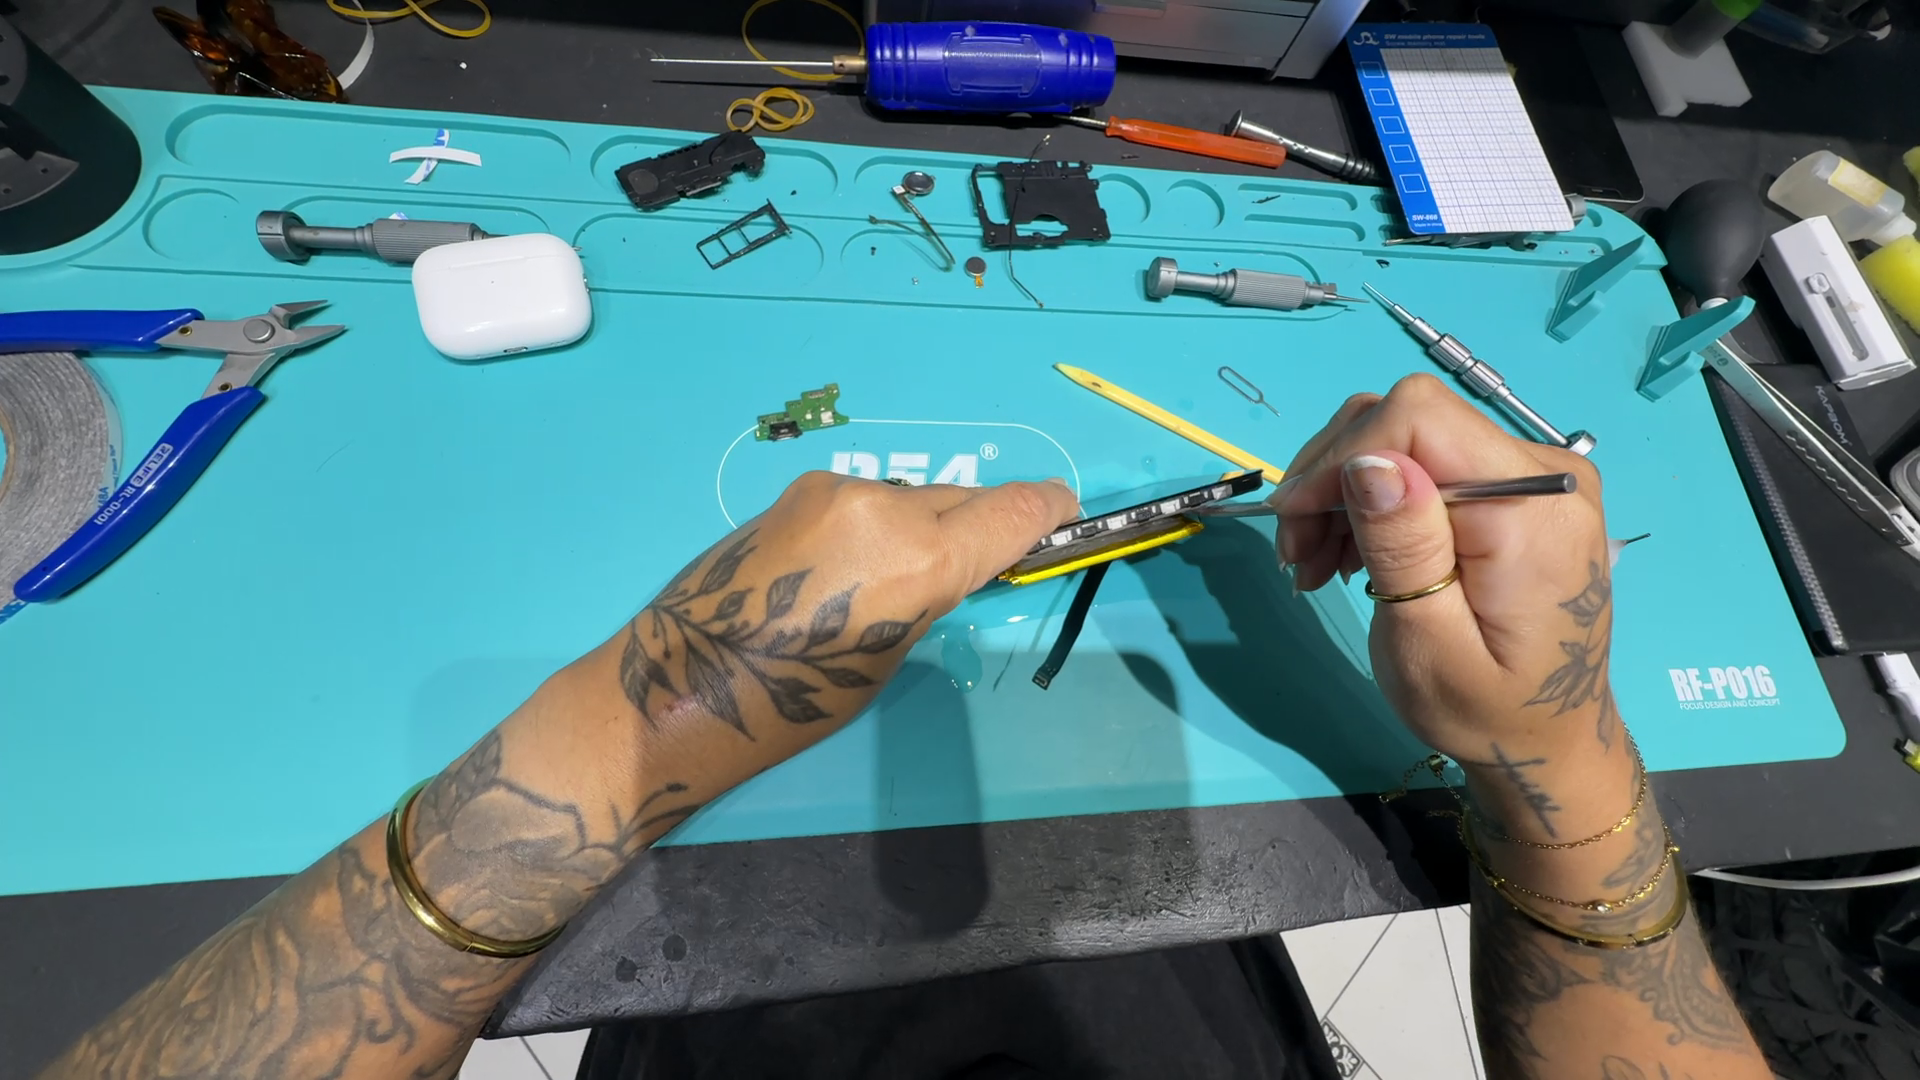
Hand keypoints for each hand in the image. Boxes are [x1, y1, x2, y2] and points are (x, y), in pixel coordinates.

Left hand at [584, 471, 1080, 787]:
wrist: (679, 682)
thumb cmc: (795, 702)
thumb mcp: (891, 654)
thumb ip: (933, 590)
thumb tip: (956, 557)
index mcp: (917, 559)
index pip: (1012, 512)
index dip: (1049, 511)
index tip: (1066, 514)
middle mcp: (882, 505)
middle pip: (966, 498)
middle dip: (986, 525)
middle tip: (987, 561)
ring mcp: (836, 488)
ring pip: (917, 496)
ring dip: (929, 524)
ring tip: (898, 575)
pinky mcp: (802, 487)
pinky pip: (872, 500)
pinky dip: (884, 524)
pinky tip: (852, 564)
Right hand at [1271, 375, 1615, 770]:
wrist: (1537, 736)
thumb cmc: (1483, 706)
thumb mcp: (1429, 641)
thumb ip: (1405, 547)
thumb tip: (1366, 462)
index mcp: (1530, 505)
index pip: (1417, 419)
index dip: (1340, 457)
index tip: (1295, 523)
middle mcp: (1535, 470)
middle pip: (1399, 421)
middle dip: (1327, 480)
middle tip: (1297, 556)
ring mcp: (1519, 476)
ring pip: (1391, 439)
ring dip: (1333, 496)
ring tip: (1313, 565)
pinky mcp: (1497, 489)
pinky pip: (1409, 466)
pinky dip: (1357, 505)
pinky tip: (1342, 556)